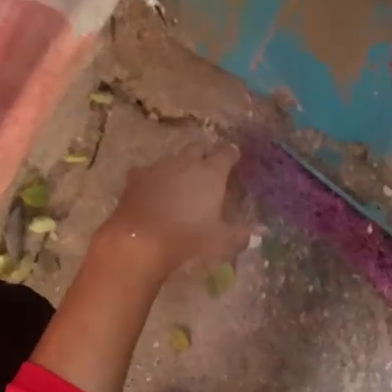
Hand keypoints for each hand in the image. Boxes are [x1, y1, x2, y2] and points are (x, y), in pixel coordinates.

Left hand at [98, 141, 253, 278]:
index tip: (234, 156)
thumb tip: (256, 233)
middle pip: (197, 149)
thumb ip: (240, 235)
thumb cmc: (188, 239)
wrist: (140, 240)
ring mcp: (158, 167)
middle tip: (207, 167)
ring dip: (178, 167)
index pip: (225, 154)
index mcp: (210, 173)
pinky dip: (152, 179)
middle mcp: (185, 163)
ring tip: (180, 182)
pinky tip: (152, 190)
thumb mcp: (221, 242)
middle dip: (203, 155)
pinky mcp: (135, 177)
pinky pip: (147, 172)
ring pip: (172, 159)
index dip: (230, 154)